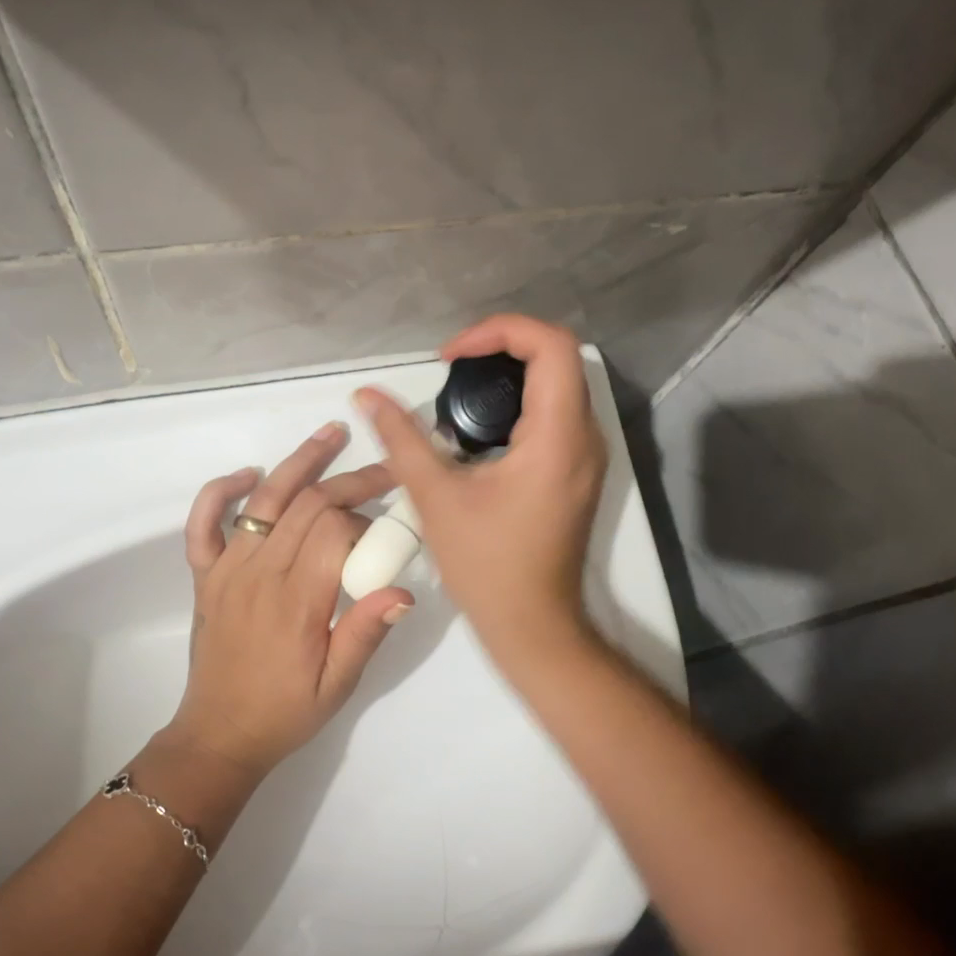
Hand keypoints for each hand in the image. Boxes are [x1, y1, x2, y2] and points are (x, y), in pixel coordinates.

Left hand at [166, 422, 415, 777]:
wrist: (219, 736)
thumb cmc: (286, 712)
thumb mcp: (338, 685)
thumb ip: (365, 634)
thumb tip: (404, 590)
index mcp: (296, 601)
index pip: (332, 531)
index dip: (365, 519)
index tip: (388, 529)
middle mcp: (259, 575)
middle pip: (306, 504)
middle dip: (350, 479)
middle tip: (386, 469)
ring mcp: (227, 570)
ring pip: (264, 501)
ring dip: (299, 462)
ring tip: (332, 433)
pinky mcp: (206, 575)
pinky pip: (203, 523)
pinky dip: (221, 492)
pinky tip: (248, 475)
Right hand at [354, 315, 607, 662]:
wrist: (533, 625)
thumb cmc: (487, 565)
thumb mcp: (435, 497)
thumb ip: (401, 437)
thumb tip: (367, 394)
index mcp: (558, 436)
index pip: (551, 346)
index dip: (501, 331)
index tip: (452, 356)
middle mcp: (585, 437)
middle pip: (559, 357)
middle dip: (504, 346)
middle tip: (453, 366)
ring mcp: (587, 456)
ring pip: (561, 383)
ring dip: (513, 371)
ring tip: (461, 388)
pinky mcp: (578, 471)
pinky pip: (559, 412)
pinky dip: (523, 400)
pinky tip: (482, 425)